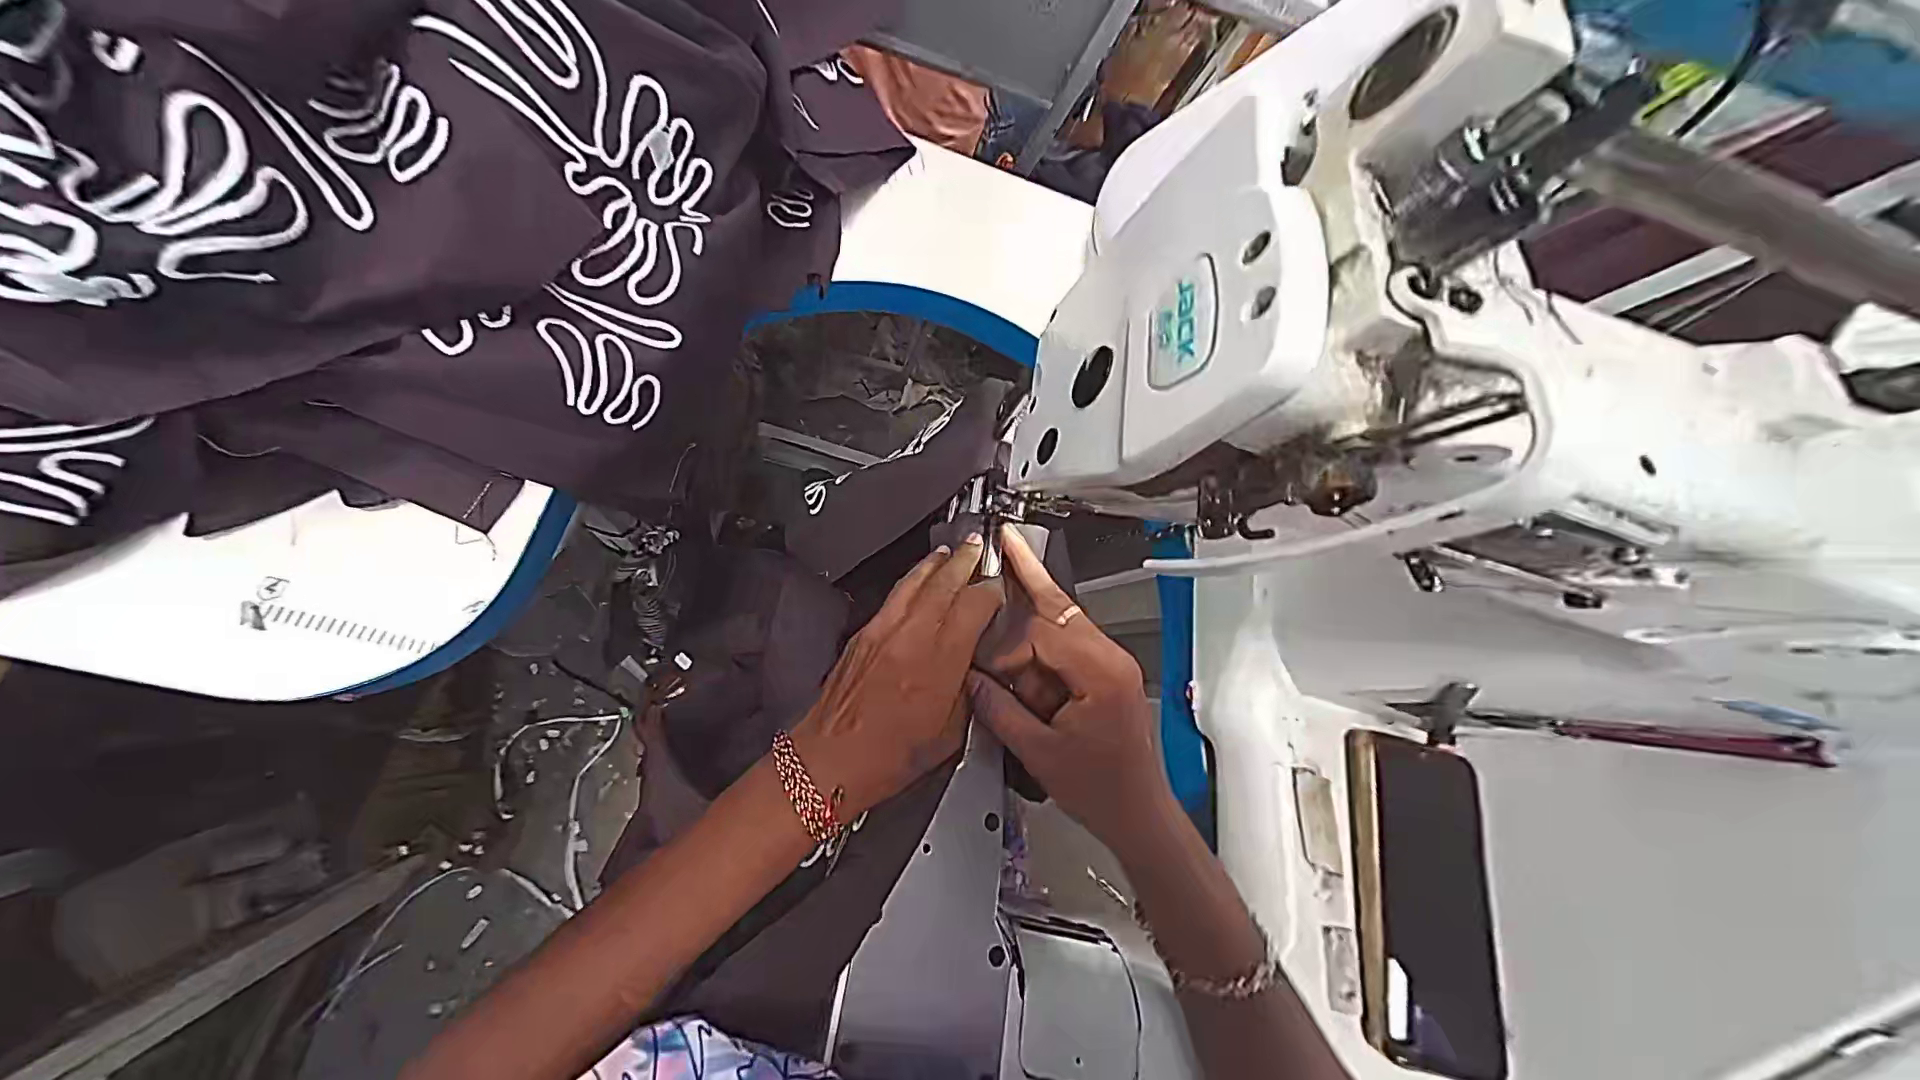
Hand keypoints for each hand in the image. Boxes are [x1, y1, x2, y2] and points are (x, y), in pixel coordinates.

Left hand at [789, 533, 1003, 820]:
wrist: (829, 760)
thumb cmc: (886, 755)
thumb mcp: (949, 733)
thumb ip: (966, 691)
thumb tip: (973, 667)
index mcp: (940, 662)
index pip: (974, 605)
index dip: (991, 591)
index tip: (998, 587)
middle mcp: (911, 638)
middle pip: (944, 582)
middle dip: (965, 560)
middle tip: (978, 546)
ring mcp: (883, 632)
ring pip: (915, 582)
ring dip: (936, 564)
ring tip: (949, 552)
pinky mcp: (862, 635)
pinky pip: (893, 596)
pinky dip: (911, 581)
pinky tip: (917, 580)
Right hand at [967, 524, 1173, 851]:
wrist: (1138, 812)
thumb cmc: (1103, 791)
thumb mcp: (1039, 753)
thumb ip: (1000, 710)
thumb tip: (972, 680)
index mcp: (1102, 675)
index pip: (1042, 635)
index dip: (1007, 651)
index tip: (988, 674)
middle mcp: (1111, 660)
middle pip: (1061, 607)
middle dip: (1029, 577)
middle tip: (1007, 544)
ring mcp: (1111, 664)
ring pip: (1065, 619)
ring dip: (1032, 607)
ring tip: (1010, 571)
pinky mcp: (1105, 673)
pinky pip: (1069, 640)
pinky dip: (1042, 633)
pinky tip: (1024, 621)